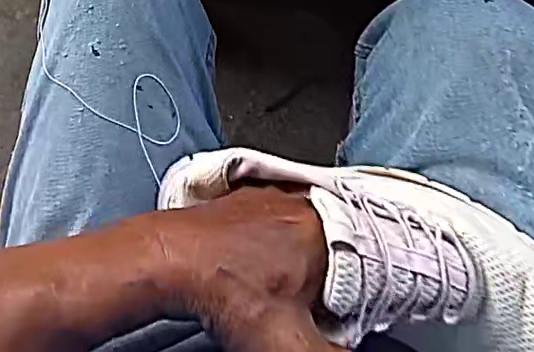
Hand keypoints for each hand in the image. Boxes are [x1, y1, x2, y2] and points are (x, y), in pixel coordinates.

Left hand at [151, 186, 340, 351]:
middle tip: (303, 311)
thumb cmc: (228, 291)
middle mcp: (298, 203)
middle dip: (322, 284)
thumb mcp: (291, 343)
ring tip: (275, 293)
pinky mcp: (242, 198)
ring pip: (300, 237)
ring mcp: (268, 196)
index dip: (348, 305)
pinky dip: (271, 247)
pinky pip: (271, 223)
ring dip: (296, 265)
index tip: (332, 323)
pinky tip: (254, 270)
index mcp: (321, 230)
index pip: (358, 271)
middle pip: (329, 252)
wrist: (174, 257)